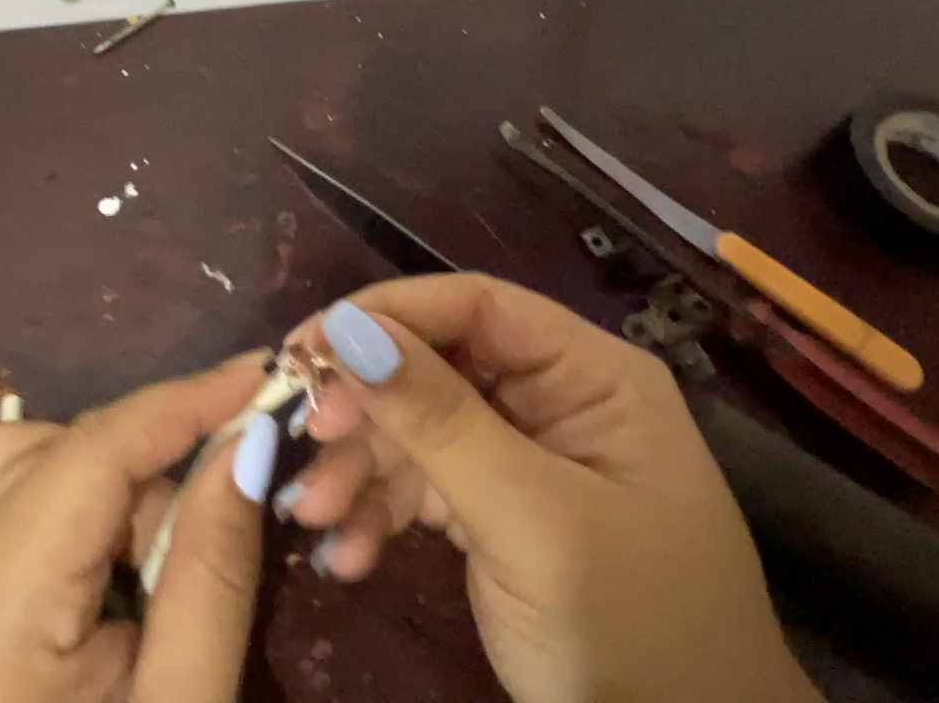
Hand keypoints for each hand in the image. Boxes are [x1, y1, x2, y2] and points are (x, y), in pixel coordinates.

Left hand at [0, 350, 280, 702]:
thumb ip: (213, 568)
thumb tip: (247, 441)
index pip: (93, 451)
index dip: (185, 398)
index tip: (264, 372)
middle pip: (69, 451)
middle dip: (156, 474)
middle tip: (207, 545)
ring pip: (40, 461)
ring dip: (118, 490)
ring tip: (153, 577)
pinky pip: (15, 496)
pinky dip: (81, 507)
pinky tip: (108, 577)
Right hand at [275, 273, 819, 702]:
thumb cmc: (633, 633)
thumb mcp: (532, 522)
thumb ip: (440, 421)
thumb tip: (350, 329)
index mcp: (588, 374)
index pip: (474, 306)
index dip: (387, 313)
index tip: (308, 348)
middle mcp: (551, 398)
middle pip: (433, 365)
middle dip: (365, 403)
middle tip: (305, 437)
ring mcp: (519, 453)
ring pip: (414, 426)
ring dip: (359, 465)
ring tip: (311, 514)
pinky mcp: (491, 505)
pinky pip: (418, 482)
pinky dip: (376, 509)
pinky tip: (347, 552)